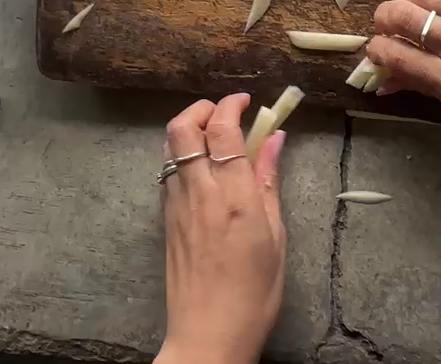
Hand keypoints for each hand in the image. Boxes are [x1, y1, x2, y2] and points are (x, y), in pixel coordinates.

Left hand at [156, 93, 285, 363]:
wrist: (207, 339)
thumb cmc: (254, 292)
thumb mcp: (275, 236)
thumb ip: (269, 181)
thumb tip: (275, 138)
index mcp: (232, 195)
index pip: (222, 129)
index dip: (231, 104)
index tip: (246, 101)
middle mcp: (199, 191)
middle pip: (182, 126)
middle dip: (202, 108)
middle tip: (225, 113)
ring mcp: (176, 204)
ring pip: (170, 145)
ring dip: (189, 128)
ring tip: (214, 137)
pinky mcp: (165, 218)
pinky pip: (168, 170)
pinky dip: (182, 153)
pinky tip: (202, 167)